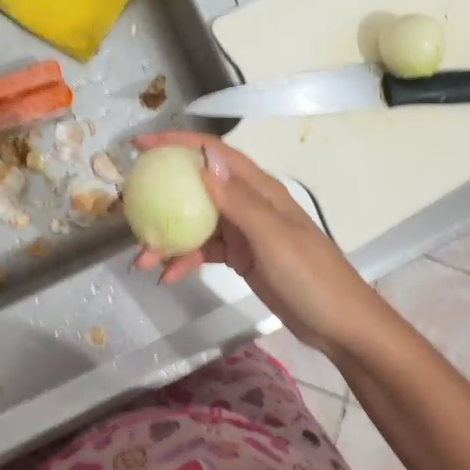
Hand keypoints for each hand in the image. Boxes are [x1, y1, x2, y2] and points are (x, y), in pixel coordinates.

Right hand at [130, 131, 376, 356]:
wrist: (341, 326)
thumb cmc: (312, 276)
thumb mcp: (274, 238)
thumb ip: (238, 201)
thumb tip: (202, 161)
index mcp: (259, 188)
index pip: (212, 152)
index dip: (175, 143)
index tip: (138, 144)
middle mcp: (248, 202)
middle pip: (196, 185)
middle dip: (160, 192)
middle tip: (128, 205)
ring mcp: (244, 231)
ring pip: (194, 222)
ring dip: (167, 236)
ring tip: (142, 258)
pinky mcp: (240, 257)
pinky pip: (203, 251)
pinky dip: (184, 260)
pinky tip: (167, 276)